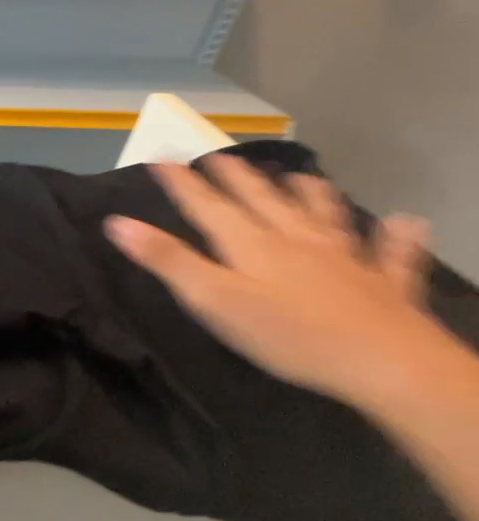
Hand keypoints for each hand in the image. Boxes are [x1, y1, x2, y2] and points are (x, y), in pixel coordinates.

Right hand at [105, 155, 461, 410]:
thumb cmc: (287, 335)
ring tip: (300, 176)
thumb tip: (117, 222)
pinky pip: (392, 252)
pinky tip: (404, 222)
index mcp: (249, 244)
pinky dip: (396, 234)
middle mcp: (296, 239)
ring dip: (309, 193)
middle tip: (219, 157)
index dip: (182, 182)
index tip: (162, 159)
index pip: (207, 205)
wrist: (388, 364)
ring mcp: (346, 258)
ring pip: (324, 215)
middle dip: (237, 177)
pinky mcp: (385, 283)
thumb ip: (167, 259)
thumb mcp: (213, 299)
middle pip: (262, 200)